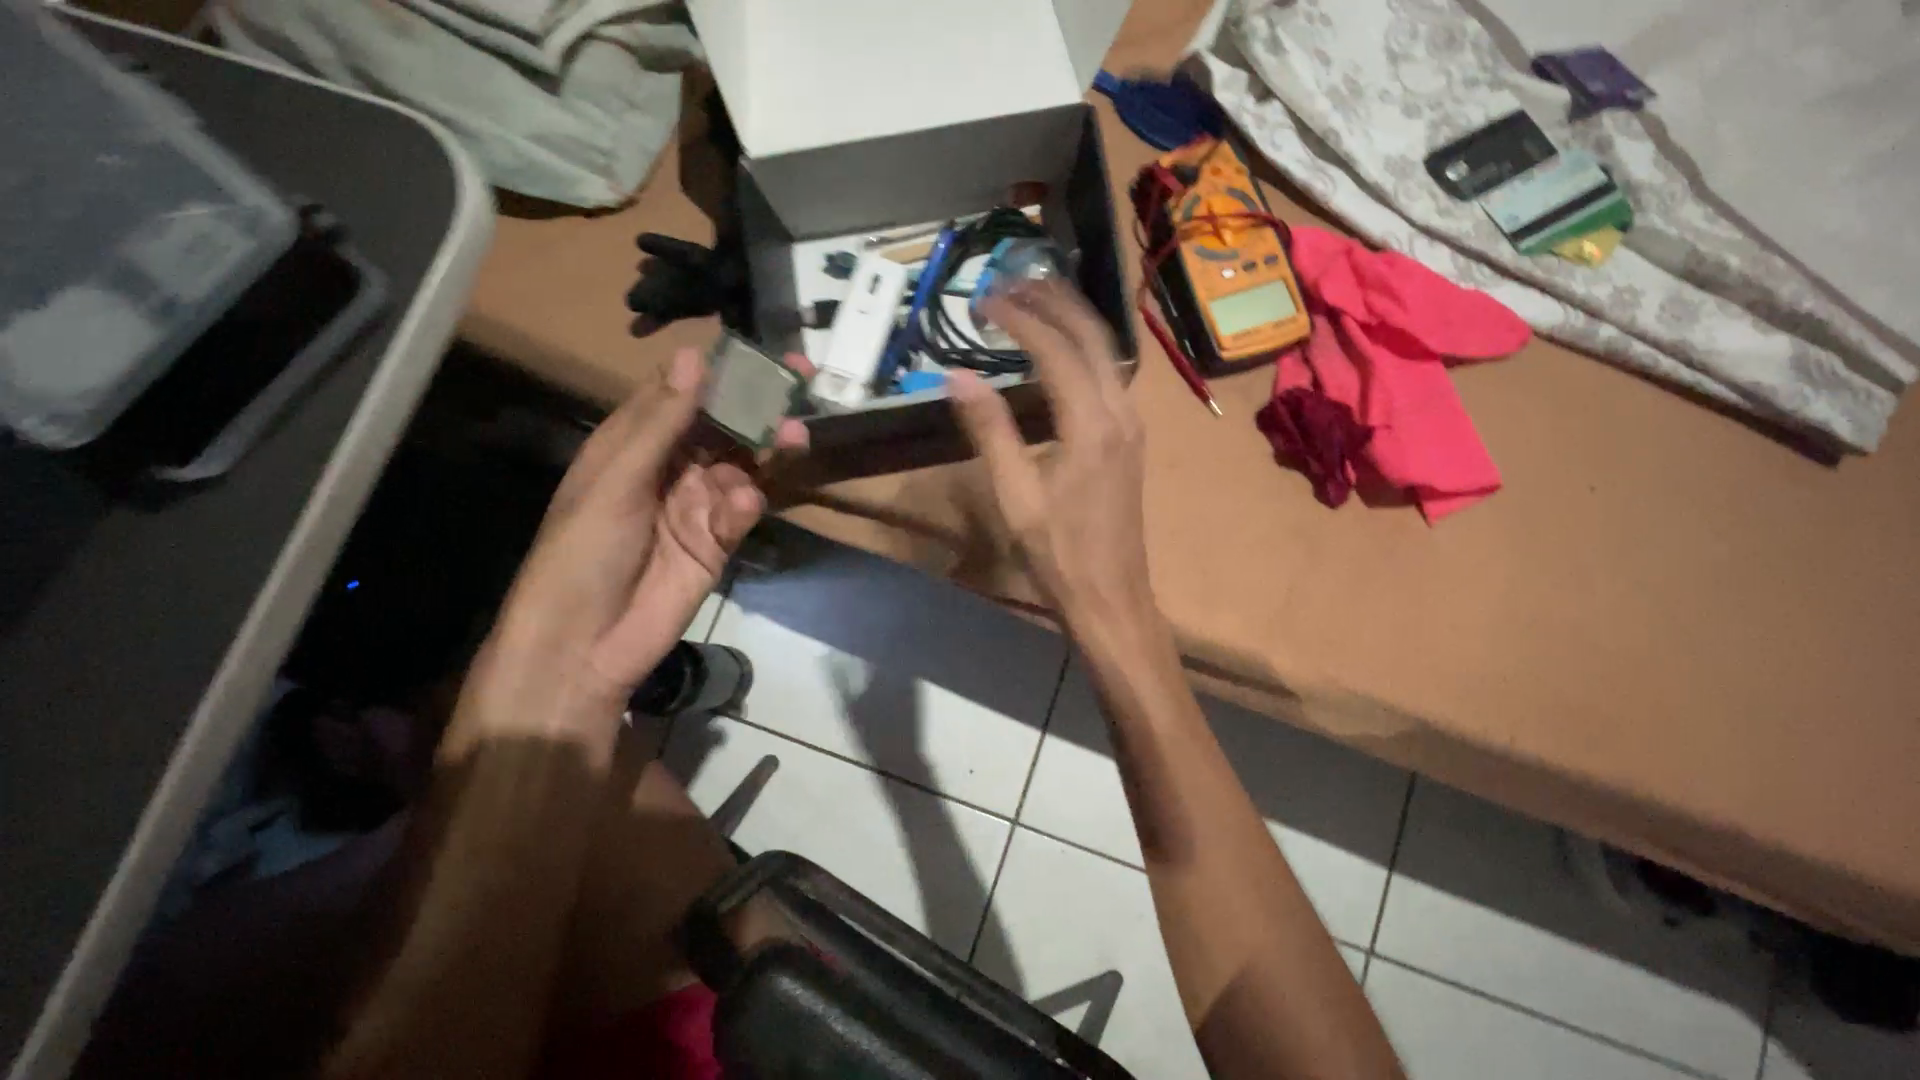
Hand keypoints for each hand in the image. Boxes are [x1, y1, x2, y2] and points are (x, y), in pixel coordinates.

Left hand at [451, 347, 807, 759]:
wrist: (583, 642)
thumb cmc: (582, 551)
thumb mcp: (616, 480)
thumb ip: (661, 423)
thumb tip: (695, 356)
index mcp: (633, 442)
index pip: (684, 392)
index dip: (722, 370)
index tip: (761, 350)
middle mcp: (668, 466)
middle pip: (723, 424)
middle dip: (759, 404)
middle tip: (801, 381)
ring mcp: (694, 505)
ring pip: (742, 464)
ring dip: (766, 450)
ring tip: (794, 439)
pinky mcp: (716, 542)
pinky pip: (741, 510)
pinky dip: (748, 503)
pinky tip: (745, 505)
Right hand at [948, 281, 1153, 627]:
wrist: (1112, 598)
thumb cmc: (1059, 555)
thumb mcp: (1015, 496)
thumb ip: (989, 431)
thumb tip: (957, 376)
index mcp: (1092, 425)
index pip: (1056, 350)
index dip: (1021, 319)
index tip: (985, 299)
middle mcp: (1121, 413)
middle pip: (1092, 337)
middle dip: (1053, 302)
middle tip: (1012, 280)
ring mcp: (1132, 425)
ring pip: (1106, 353)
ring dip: (1071, 320)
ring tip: (1033, 300)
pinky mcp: (1130, 439)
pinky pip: (1109, 375)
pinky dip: (1082, 349)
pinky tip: (1059, 350)